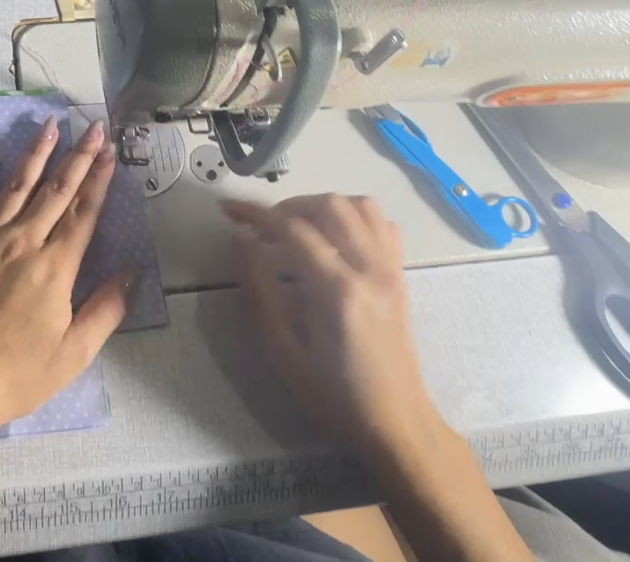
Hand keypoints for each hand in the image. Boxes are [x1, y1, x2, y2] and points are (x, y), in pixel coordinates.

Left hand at [0, 117, 131, 452]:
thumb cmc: (15, 375)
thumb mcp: (73, 354)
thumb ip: (106, 310)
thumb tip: (133, 271)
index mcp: (55, 267)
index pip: (83, 213)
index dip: (99, 179)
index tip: (110, 150)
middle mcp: (22, 241)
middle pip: (56, 190)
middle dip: (78, 156)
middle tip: (92, 126)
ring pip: (16, 185)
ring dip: (36, 154)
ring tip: (50, 126)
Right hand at [223, 194, 438, 454]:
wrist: (395, 425)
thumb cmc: (332, 395)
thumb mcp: (281, 350)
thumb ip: (259, 287)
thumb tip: (242, 237)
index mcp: (337, 290)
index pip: (292, 228)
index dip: (255, 213)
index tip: (229, 210)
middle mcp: (370, 269)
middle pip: (330, 205)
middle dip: (289, 207)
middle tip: (264, 230)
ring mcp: (391, 270)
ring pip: (361, 206)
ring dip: (323, 206)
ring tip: (299, 229)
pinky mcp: (401, 276)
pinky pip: (383, 225)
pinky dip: (355, 219)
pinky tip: (334, 240)